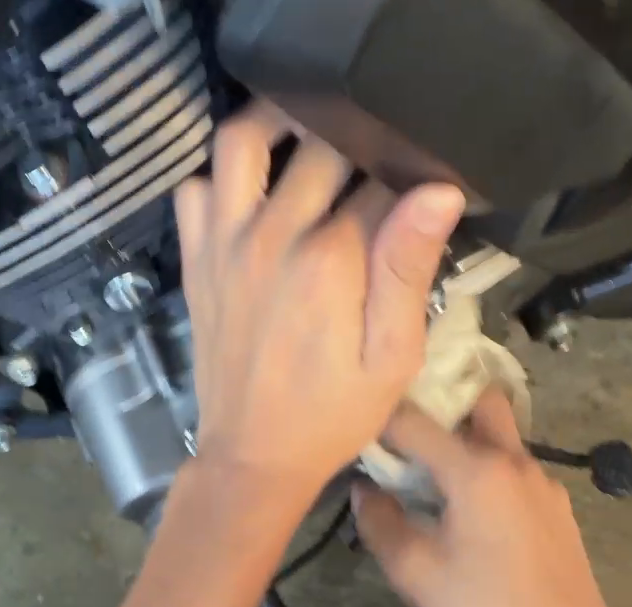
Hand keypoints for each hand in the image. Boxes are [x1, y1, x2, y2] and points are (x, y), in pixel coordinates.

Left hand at [174, 105, 464, 501]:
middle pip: (319, 146)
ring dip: (277, 124)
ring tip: (309, 137)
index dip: (406, 176)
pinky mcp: (197, 262)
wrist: (254, 456)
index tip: (416, 193)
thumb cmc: (332, 415)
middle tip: (370, 172)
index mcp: (332, 260)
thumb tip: (437, 190)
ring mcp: (225, 245)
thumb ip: (408, 270)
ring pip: (242, 141)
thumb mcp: (392, 358)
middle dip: (354, 145)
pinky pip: (194, 189)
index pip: (381, 179)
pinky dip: (221, 177)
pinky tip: (251, 192)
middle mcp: (272, 236)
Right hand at [354, 392, 631, 606]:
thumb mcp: (413, 572)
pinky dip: (485, 472)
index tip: (357, 432)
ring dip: (464, 441)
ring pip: (500, 435)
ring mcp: (543, 483)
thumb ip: (379, 522)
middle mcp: (515, 462)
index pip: (414, 421)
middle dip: (438, 406)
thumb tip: (364, 490)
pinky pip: (514, 469)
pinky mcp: (557, 508)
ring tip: (429, 479)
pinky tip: (467, 515)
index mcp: (477, 470)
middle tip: (404, 439)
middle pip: (477, 402)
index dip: (380, 421)